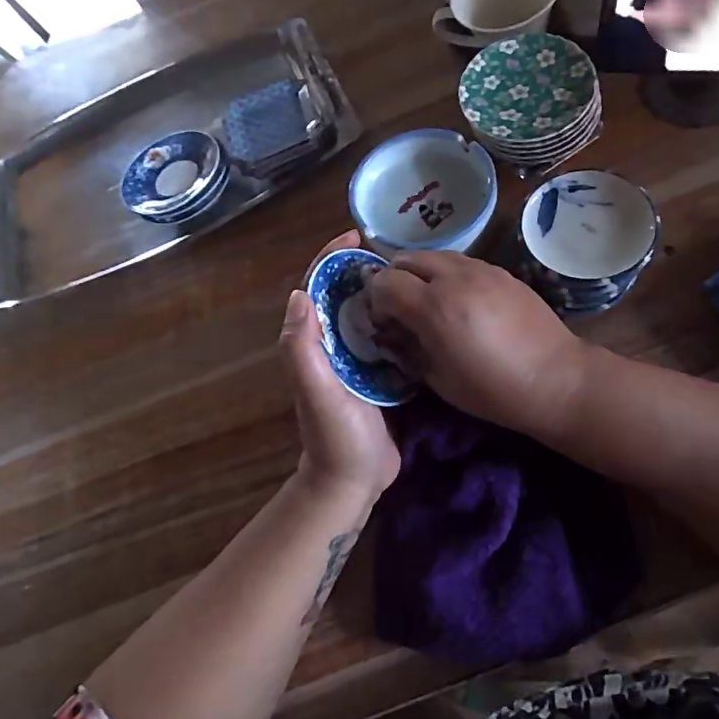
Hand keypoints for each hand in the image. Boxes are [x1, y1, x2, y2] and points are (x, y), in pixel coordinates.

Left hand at [280, 232, 400, 498]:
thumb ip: (302, 347)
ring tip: (408, 274)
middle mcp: (329, 346)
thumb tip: (301, 294)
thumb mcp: (316, 391)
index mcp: (311, 344)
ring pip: (363, 315)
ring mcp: (353, 361)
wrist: (354, 481)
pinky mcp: (375, 375)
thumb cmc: (334, 437)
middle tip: (391, 252)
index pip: (314, 290)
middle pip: (340, 296)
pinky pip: (383, 338)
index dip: (330, 260)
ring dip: (379, 291)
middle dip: (358, 269)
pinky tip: (418, 313)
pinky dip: (395, 320)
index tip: (355, 237)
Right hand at [367, 250, 591, 438]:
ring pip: (434, 255)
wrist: (555, 379)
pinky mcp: (501, 271)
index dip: (375, 300)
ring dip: (421, 273)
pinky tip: (459, 300)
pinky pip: (460, 262)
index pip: (385, 282)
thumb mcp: (438, 379)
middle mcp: (454, 278)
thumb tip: (391, 331)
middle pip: (406, 259)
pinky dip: (447, 273)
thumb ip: (408, 347)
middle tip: (400, 307)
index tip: (382, 320)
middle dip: (394, 279)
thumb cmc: (492, 390)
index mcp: (434, 307)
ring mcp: (481, 270)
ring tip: (428, 301)